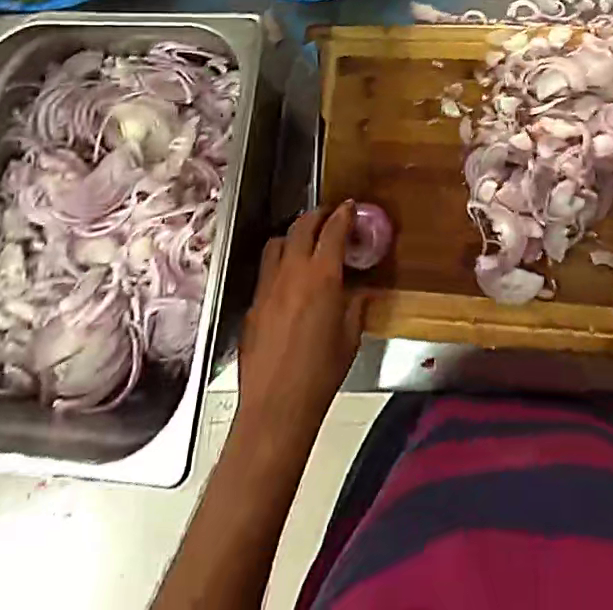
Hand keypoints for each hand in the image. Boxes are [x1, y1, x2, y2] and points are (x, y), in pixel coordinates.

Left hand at [237, 202, 366, 436]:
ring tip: (307, 243)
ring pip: (277, 244)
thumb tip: (360, 294)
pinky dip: (280, 265)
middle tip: (330, 216)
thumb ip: (356, 307)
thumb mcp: (350, 337)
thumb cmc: (321, 373)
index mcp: (321, 278)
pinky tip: (290, 283)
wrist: (277, 405)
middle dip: (317, 216)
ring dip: (294, 236)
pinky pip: (266, 272)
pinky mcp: (252, 305)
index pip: (332, 232)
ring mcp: (267, 288)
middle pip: (301, 227)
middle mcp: (291, 274)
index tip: (350, 207)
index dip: (343, 215)